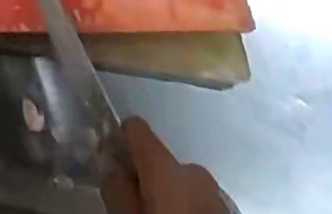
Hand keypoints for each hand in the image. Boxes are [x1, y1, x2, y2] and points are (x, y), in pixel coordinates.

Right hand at [102, 117, 226, 213]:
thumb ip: (115, 187)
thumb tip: (113, 165)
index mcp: (165, 166)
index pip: (135, 127)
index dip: (119, 141)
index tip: (112, 165)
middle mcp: (195, 172)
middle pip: (160, 162)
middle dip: (146, 180)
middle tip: (137, 209)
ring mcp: (219, 196)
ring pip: (183, 186)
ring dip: (171, 199)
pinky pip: (201, 204)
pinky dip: (189, 213)